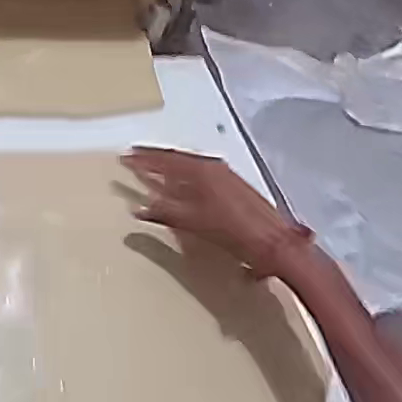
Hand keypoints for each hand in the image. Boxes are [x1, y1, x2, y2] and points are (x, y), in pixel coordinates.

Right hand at [121, 146, 311, 278]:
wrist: (277, 245)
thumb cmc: (234, 233)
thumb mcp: (195, 224)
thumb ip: (165, 213)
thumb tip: (137, 208)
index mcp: (200, 170)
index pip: (165, 160)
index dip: (143, 159)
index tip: (124, 157)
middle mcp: (212, 166)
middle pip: (176, 158)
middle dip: (154, 158)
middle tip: (134, 156)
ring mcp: (225, 174)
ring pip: (189, 164)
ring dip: (170, 164)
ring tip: (153, 166)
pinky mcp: (233, 184)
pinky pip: (200, 171)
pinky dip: (185, 173)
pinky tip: (182, 182)